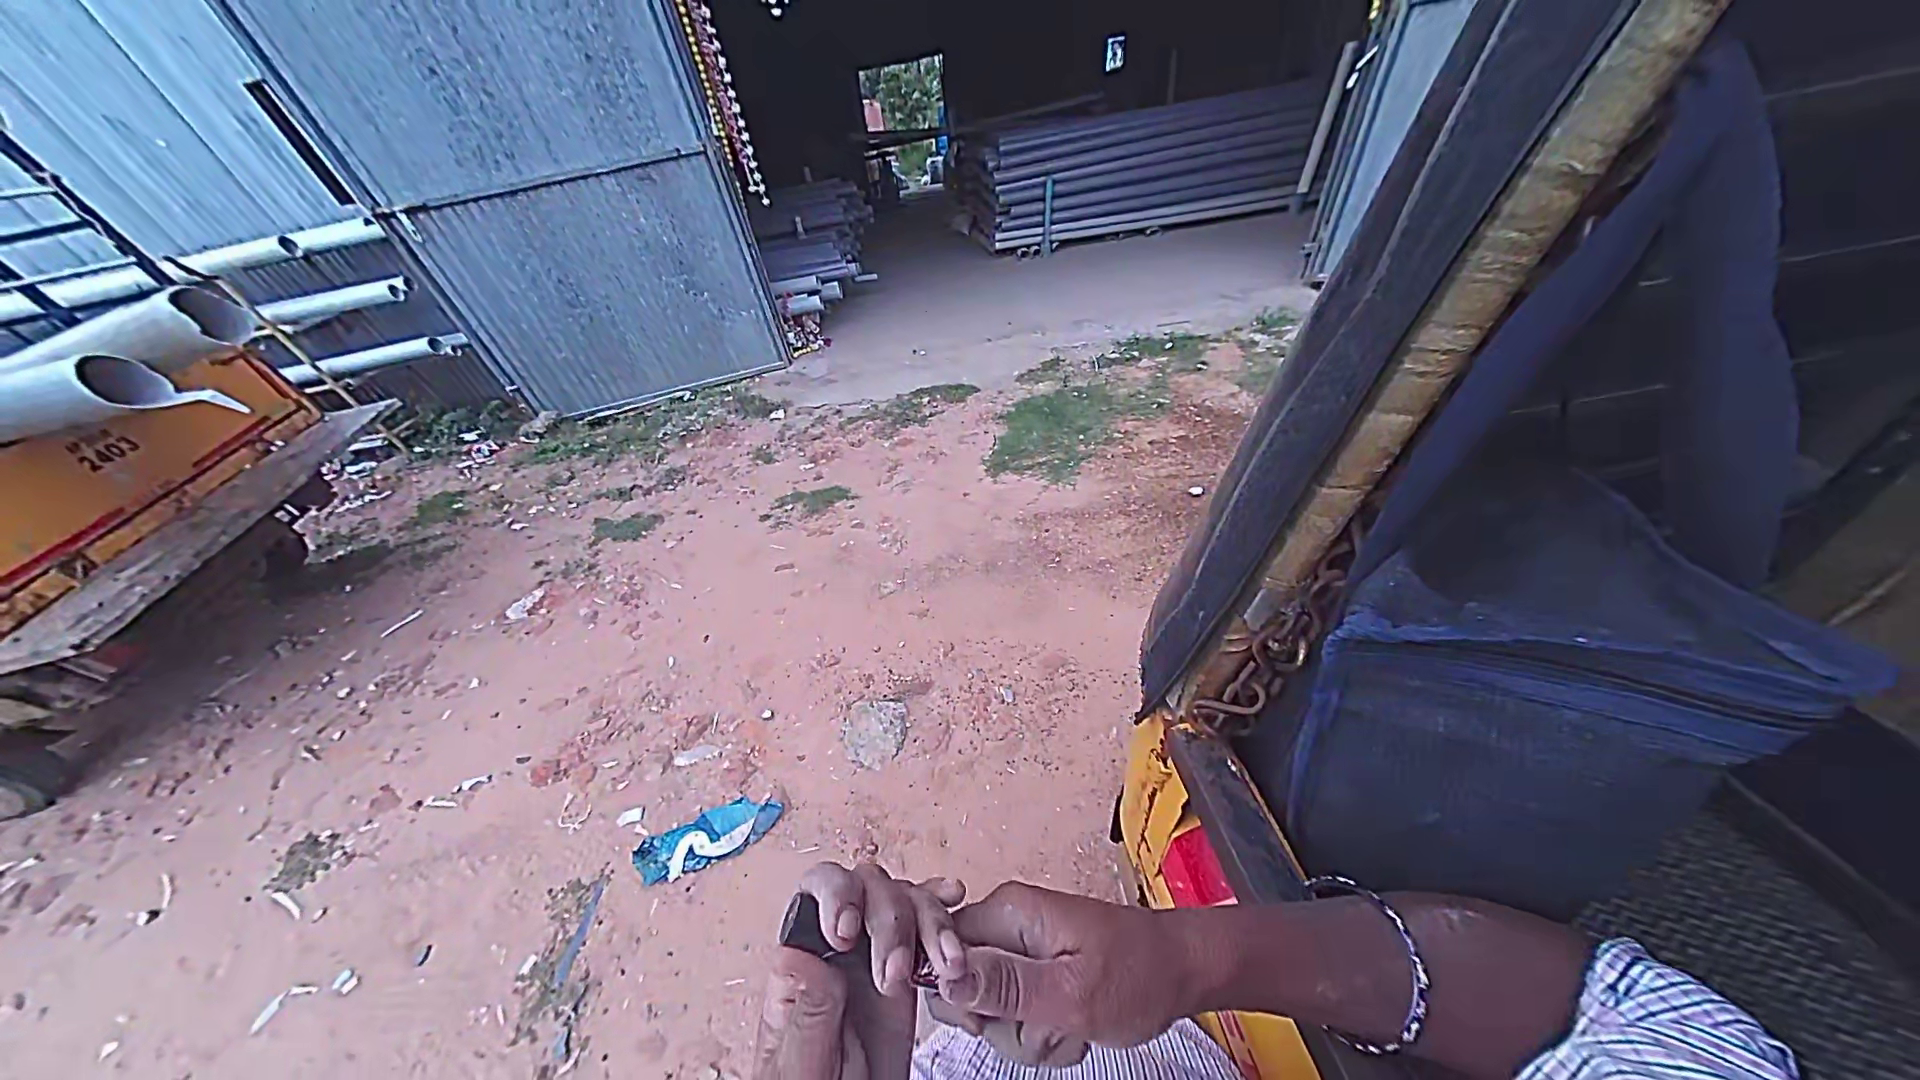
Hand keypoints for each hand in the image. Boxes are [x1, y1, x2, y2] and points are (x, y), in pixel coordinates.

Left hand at [800, 862, 968, 995]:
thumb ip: (805, 1011)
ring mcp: (877, 952)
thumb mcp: (803, 1064)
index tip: (848, 933)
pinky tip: (956, 902)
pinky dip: (944, 912)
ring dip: (929, 922)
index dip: (837, 896)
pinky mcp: (908, 968)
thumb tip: (803, 954)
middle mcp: (841, 944)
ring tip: (946, 962)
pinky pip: (928, 923)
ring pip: (905, 899)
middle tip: (897, 973)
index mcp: (805, 959)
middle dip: (891, 922)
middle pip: (870, 888)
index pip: (818, 890)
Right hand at [931, 882, 1192, 1052]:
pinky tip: (1070, 1028)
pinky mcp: (1034, 967)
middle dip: (999, 1021)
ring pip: (990, 1007)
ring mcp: (1020, 946)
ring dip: (1026, 1033)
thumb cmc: (1134, 974)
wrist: (1178, 972)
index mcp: (1009, 911)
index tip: (989, 1018)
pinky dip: (1039, 1032)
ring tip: (1067, 1025)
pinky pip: (1014, 1011)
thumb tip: (943, 973)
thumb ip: (1004, 985)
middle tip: (1044, 1023)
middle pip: (964, 983)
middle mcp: (1007, 922)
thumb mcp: (1069, 993)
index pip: (943, 946)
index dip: (954, 989)